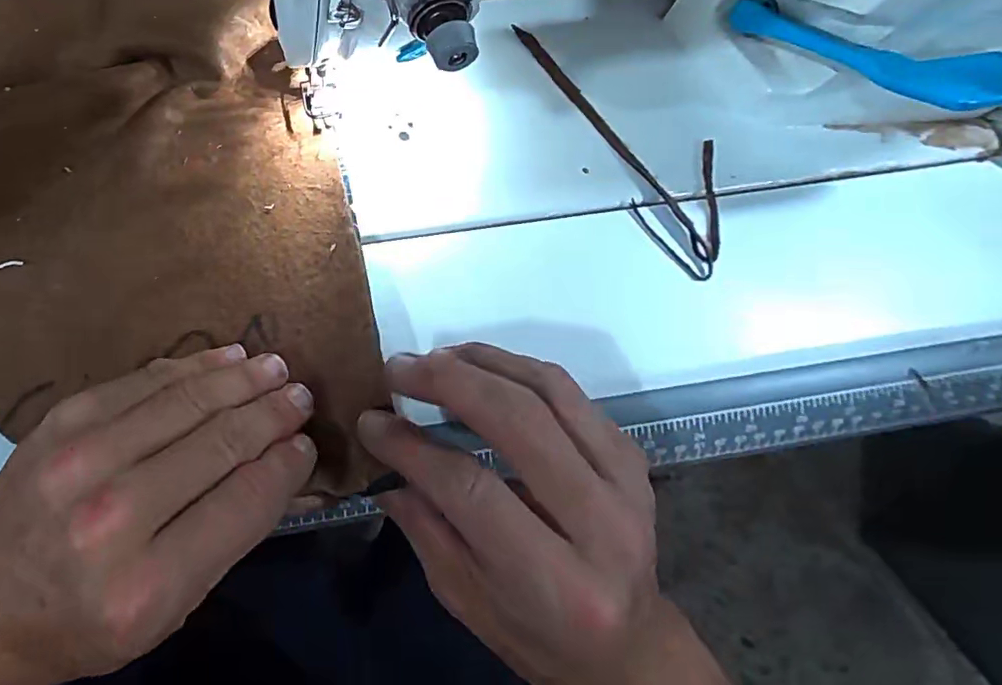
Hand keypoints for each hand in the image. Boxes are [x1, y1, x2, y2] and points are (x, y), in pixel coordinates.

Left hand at [0, 346, 316, 684]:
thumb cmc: (85, 618)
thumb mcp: (166, 610)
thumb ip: (229, 535)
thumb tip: (287, 460)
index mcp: (143, 587)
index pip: (242, 504)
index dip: (285, 464)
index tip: (308, 442)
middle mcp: (110, 519)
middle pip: (218, 443)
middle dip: (271, 412)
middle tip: (302, 394)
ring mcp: (80, 460)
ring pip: (187, 401)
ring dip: (241, 379)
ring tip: (276, 365)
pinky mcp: (63, 419)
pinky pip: (147, 379)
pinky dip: (195, 365)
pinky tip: (227, 357)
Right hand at [357, 344, 729, 684]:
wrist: (629, 643)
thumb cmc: (537, 633)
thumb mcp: (467, 598)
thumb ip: (425, 525)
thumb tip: (382, 449)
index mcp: (559, 584)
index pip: (473, 491)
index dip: (414, 448)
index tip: (372, 421)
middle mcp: (603, 524)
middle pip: (518, 423)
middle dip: (449, 383)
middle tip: (400, 368)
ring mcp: (625, 479)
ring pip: (547, 391)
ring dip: (483, 362)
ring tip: (435, 357)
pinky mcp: (629, 451)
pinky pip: (566, 389)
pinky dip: (516, 367)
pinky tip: (479, 365)